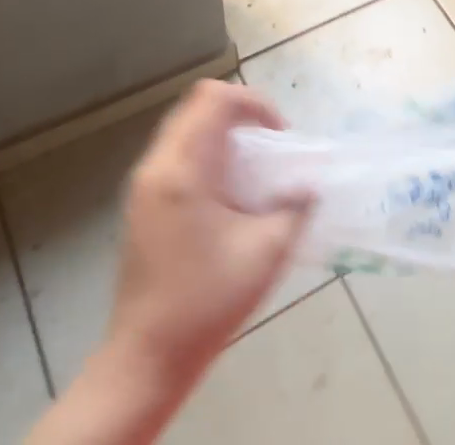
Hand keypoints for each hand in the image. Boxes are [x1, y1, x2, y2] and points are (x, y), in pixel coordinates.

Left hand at [104, 79, 313, 388]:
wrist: (148, 356)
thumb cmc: (207, 302)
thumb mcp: (267, 252)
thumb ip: (295, 208)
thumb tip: (311, 184)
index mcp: (182, 170)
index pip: (214, 99)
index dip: (255, 104)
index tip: (282, 138)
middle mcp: (156, 167)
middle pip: (198, 108)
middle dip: (242, 117)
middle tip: (274, 150)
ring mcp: (144, 186)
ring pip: (186, 131)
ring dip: (226, 137)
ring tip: (258, 173)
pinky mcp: (143, 206)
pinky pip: (178, 157)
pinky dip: (209, 157)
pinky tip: (233, 197)